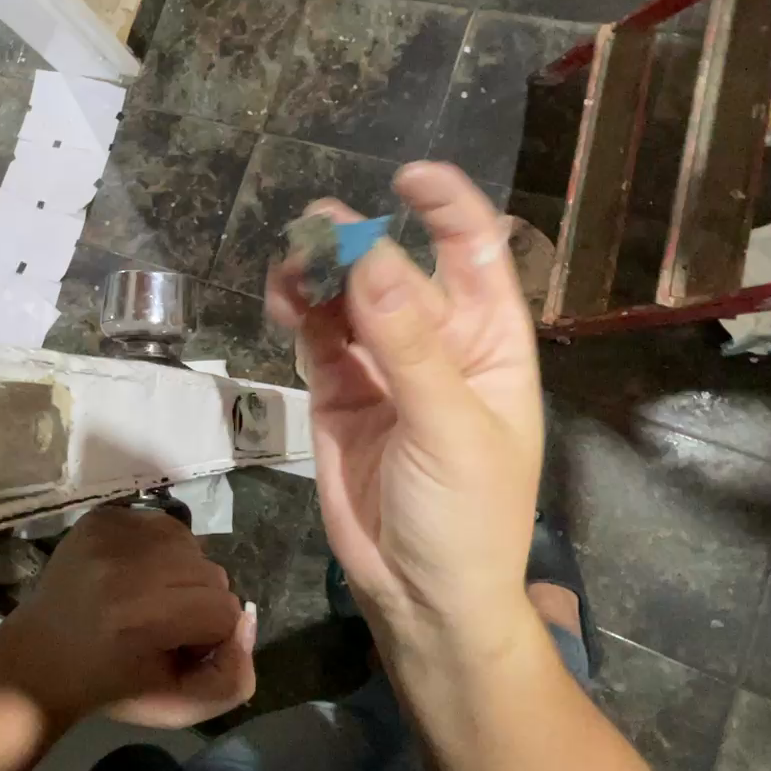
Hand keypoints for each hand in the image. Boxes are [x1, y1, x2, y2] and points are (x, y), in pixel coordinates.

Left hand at [0, 507, 255, 729]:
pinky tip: (137, 571)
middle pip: (211, 571)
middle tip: (167, 622)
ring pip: (190, 542)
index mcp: (141, 618)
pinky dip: (160, 547)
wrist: (42, 655)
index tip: (181, 647)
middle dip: (200, 600)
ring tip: (154, 594)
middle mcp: (125, 567)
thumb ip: (232, 677)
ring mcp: (110, 535)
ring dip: (183, 569)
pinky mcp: (101, 516)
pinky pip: (162, 521)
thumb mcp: (176, 707)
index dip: (211, 634)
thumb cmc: (112, 685)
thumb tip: (248, 619)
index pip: (224, 610)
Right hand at [267, 162, 545, 656]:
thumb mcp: (449, 428)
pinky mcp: (336, 387)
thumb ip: (409, 344)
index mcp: (488, 342)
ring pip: (346, 295)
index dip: (448, 207)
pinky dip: (296, 309)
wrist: (417, 593)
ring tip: (288, 266)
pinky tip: (281, 300)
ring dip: (317, 271)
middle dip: (359, 241)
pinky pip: (314, 333)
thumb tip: (374, 258)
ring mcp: (381, 362)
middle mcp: (435, 340)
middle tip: (315, 229)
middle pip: (396, 267)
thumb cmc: (465, 515)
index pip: (475, 254)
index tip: (408, 177)